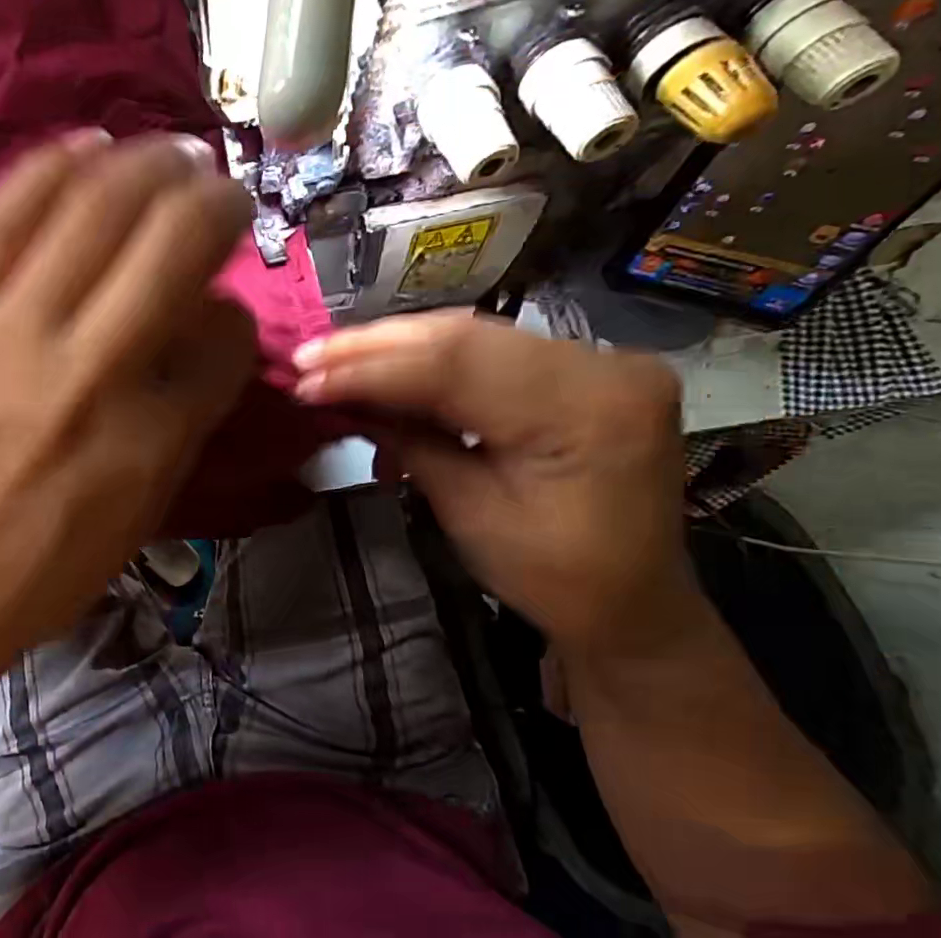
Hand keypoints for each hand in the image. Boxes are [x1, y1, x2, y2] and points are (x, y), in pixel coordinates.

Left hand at [0, 132, 258, 703]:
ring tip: (173, 151)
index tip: (228, 305)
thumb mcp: (145, 506)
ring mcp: (6, 335)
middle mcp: (87, 371)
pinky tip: (89, 144)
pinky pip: (1, 221)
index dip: (239, 312)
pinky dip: (51, 170)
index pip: (225, 336)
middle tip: (226, 189)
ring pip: (92, 212)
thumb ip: (189, 412)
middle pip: (171, 245)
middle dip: (215, 201)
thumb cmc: (47, 568)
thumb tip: (212, 323)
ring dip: (148, 166)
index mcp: (149, 435)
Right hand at [294, 313, 696, 655]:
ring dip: (398, 347)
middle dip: (377, 347)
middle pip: (465, 336)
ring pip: (475, 335)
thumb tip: (337, 398)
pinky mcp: (587, 367)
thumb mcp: (469, 512)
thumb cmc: (554, 578)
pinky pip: (494, 351)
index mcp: (586, 412)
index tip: (306, 378)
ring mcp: (602, 360)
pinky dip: (433, 361)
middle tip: (310, 358)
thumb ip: (408, 441)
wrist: (634, 604)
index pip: (456, 367)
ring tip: (335, 360)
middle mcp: (604, 366)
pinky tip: (388, 367)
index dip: (372, 369)